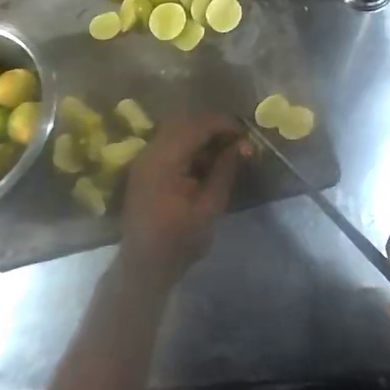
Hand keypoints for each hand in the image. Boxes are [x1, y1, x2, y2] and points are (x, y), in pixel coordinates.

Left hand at [117, 114, 244, 282]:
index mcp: (164, 161)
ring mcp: (143, 160)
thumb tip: (244, 145)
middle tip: (238, 140)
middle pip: (184, 123)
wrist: (144, 267)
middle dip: (213, 126)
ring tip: (225, 149)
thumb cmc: (179, 241)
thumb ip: (225, 171)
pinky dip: (188, 145)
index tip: (246, 134)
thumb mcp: (210, 207)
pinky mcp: (144, 169)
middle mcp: (149, 153)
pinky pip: (168, 144)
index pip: (196, 126)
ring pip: (175, 131)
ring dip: (201, 134)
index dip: (223, 124)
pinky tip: (205, 161)